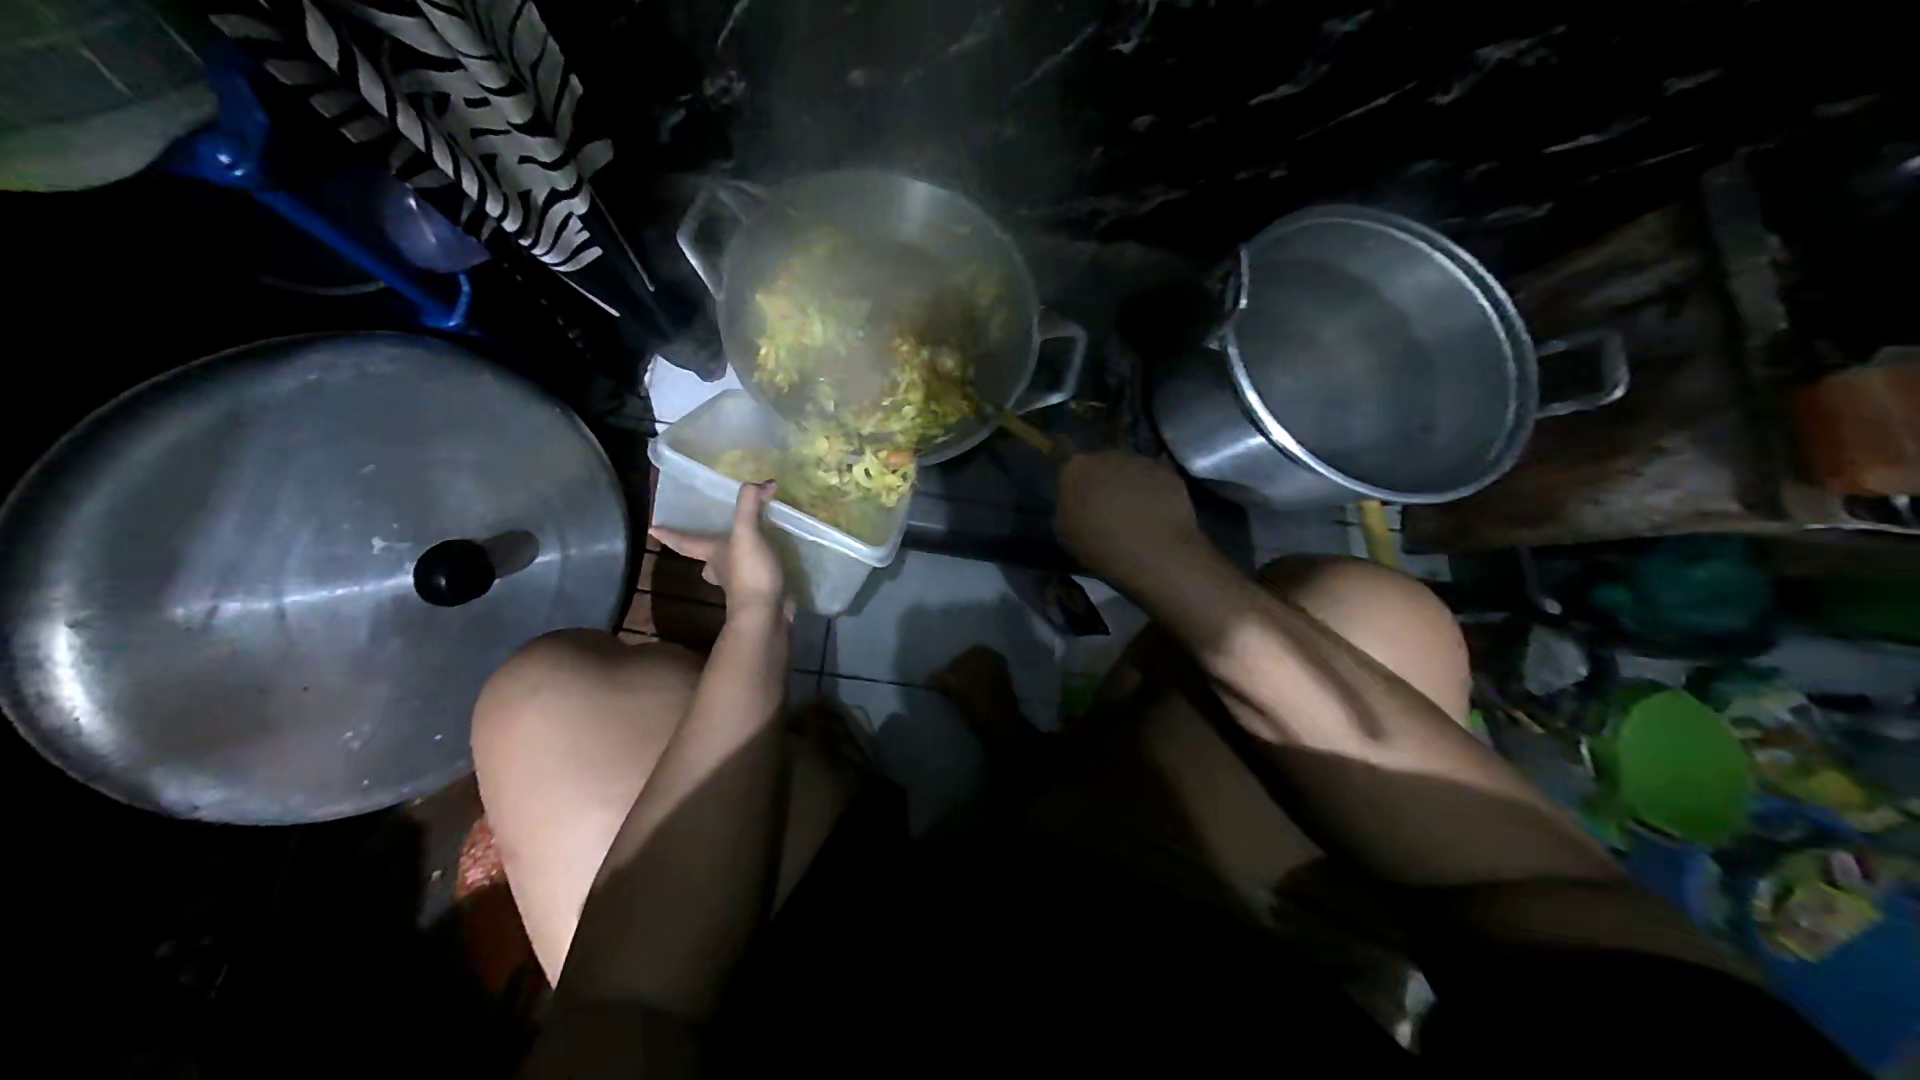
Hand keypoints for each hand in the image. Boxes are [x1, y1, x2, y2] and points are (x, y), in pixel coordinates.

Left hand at [649, 481, 788, 618]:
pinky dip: (759, 566)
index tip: (651, 528)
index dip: (669, 534)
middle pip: (707, 558)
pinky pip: (754, 574)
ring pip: (730, 567)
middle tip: (711, 539)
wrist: (766, 613)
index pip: (684, 542)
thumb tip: (759, 483)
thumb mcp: (747, 534)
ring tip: (748, 543)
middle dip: (706, 550)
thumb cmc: (748, 573)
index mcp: (712, 554)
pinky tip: (770, 558)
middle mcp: (721, 569)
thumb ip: (749, 506)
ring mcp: (740, 583)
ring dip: (734, 558)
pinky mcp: (759, 590)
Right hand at [1056, 450, 1205, 575]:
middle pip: (1102, 462)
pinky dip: (1156, 492)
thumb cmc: (1099, 548)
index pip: (1067, 457)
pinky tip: (1158, 514)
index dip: (1073, 474)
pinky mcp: (1170, 473)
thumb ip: (1067, 506)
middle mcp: (1107, 455)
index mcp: (1075, 468)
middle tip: (1107, 503)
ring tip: (1136, 511)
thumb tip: (1075, 500)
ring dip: (1131, 484)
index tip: (1078, 490)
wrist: (1153, 555)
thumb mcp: (1065, 532)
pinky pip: (1158, 480)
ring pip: (1132, 469)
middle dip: (1104, 478)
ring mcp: (1142, 461)